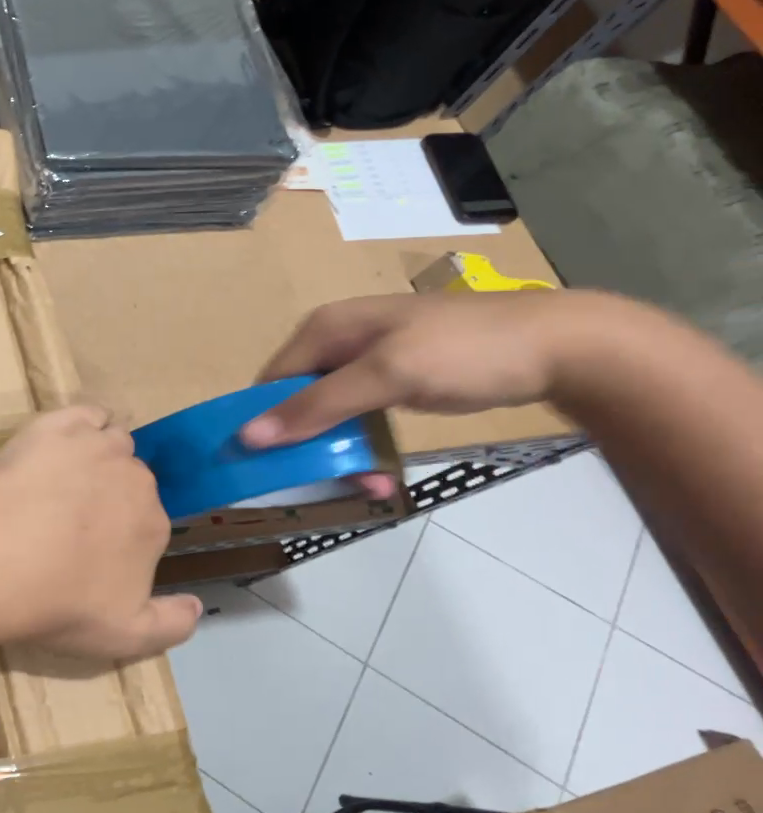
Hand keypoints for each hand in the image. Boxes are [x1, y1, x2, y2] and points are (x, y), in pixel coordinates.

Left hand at [0, 406, 200, 661]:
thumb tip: (197, 607)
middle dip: (107, 498)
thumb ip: (170, 624)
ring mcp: (94, 447)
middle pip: (129, 481)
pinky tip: (59, 440)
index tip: (88, 551)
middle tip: (64, 522)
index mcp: (154, 526)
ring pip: (110, 442)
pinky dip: (79, 423)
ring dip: (97, 457)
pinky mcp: (53, 427)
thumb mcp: (125, 637)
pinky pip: (84, 413)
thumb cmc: (57, 603)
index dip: (119, 537)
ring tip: (59, 482)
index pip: (147, 523)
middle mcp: (135, 480)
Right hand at [239, 291, 620, 450]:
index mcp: (324, 328)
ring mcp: (368, 360)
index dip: (263, 423)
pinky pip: (358, 417)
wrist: (565, 345)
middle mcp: (337, 341)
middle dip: (308, 446)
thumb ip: (315, 406)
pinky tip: (379, 472)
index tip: (271, 466)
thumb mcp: (386, 377)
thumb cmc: (467, 352)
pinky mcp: (395, 379)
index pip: (269, 383)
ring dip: (339, 453)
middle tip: (329, 481)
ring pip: (328, 415)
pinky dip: (363, 446)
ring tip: (367, 484)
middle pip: (297, 402)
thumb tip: (247, 437)